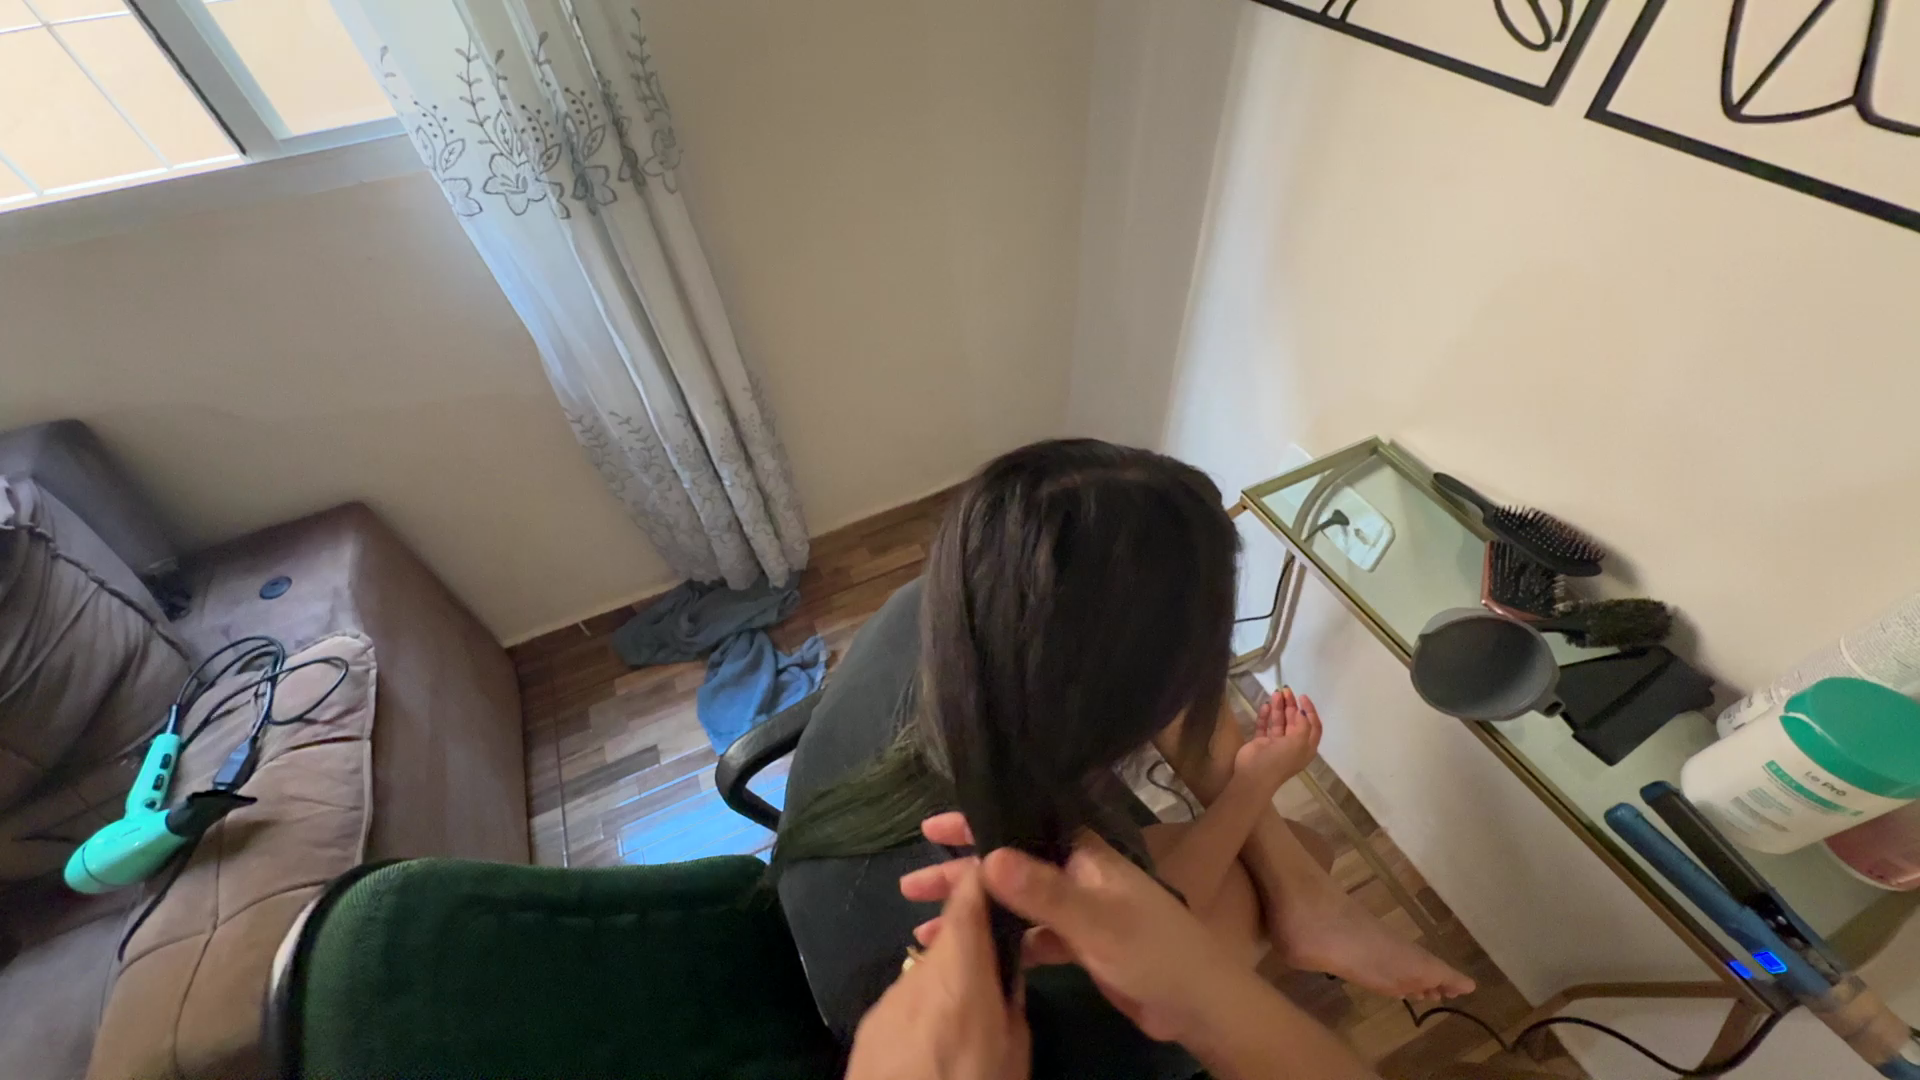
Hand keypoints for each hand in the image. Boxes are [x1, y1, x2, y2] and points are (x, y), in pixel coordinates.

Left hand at [847, 859, 1030, 1079]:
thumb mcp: (1014, 1056)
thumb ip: (1011, 1001)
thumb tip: (1007, 972)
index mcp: (961, 975)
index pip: (969, 897)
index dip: (984, 877)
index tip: (1002, 870)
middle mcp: (920, 973)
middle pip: (949, 935)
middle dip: (972, 943)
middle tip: (995, 968)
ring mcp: (889, 997)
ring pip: (928, 969)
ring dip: (947, 980)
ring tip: (964, 1019)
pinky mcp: (868, 1024)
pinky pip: (906, 999)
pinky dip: (924, 1008)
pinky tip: (932, 1043)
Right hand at [901, 814, 1245, 1045]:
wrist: (1201, 1006)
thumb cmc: (1155, 949)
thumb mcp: (1098, 920)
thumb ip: (1044, 891)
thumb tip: (988, 856)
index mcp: (1080, 851)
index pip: (1019, 824)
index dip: (975, 824)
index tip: (931, 828)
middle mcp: (1073, 870)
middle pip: (1007, 865)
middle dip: (960, 875)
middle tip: (911, 888)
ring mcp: (1075, 907)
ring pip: (1012, 903)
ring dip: (974, 913)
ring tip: (925, 931)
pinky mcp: (1078, 941)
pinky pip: (1028, 936)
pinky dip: (1001, 944)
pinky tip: (972, 958)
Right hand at [1231, 688, 1319, 793]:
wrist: (1254, 775)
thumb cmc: (1280, 760)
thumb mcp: (1298, 743)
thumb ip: (1303, 725)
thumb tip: (1302, 711)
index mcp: (1305, 747)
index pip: (1312, 726)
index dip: (1310, 711)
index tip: (1303, 697)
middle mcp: (1292, 745)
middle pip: (1295, 721)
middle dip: (1292, 705)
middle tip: (1285, 690)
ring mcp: (1275, 743)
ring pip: (1280, 722)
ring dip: (1279, 708)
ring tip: (1275, 693)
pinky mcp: (1260, 742)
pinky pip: (1264, 726)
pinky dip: (1265, 716)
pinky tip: (1265, 706)